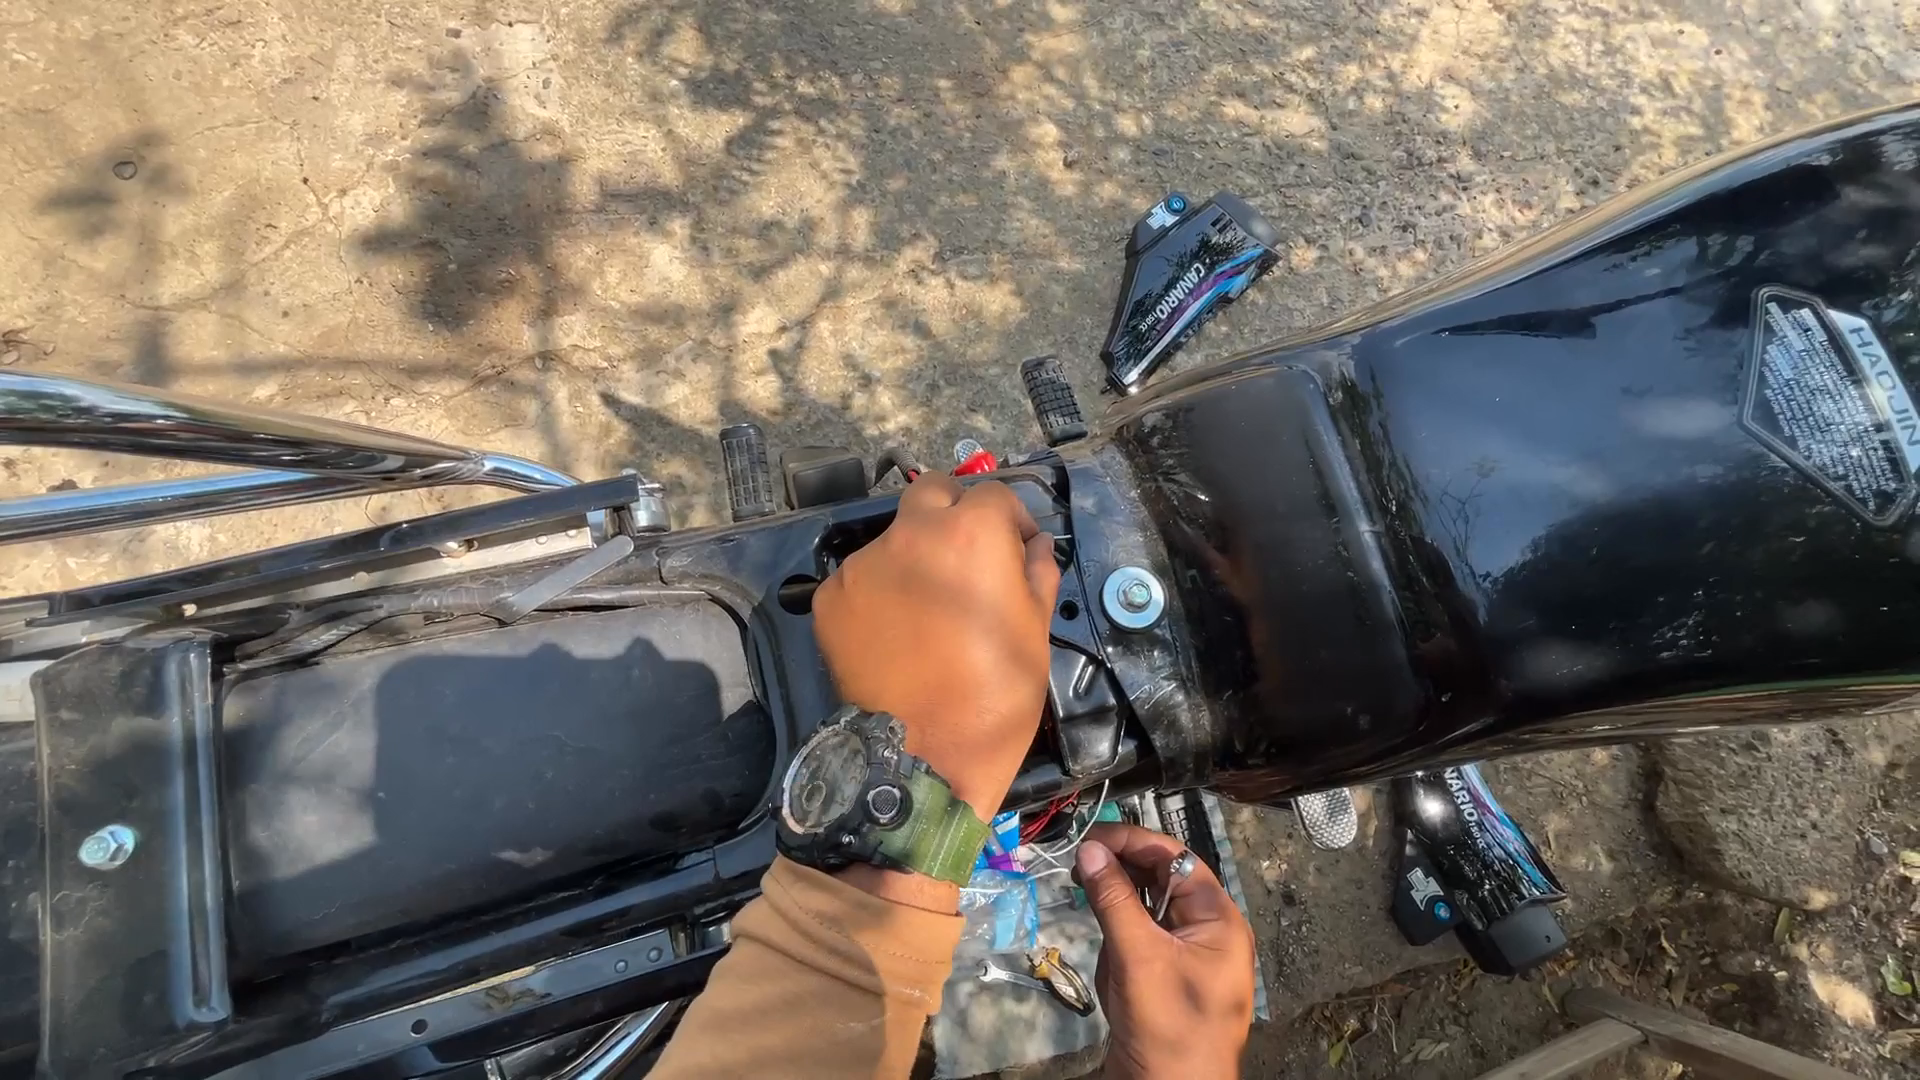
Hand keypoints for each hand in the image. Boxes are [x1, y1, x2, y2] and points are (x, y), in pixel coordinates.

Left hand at [812, 474, 1059, 817]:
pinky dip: (881, 591)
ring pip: (895, 537)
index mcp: (970, 532)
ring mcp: (863, 564)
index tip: (1016, 548)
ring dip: (916, 555)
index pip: (994, 495)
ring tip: (928, 607)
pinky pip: (862, 577)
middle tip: (967, 556)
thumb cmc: (998, 691)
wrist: (925, 757)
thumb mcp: (1037, 628)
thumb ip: (1037, 570)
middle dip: (954, 512)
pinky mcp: (831, 598)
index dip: (1012, 520)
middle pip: (933, 492)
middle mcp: (911, 532)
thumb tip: (1034, 544)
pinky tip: (895, 632)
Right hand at [1074, 823, 1254, 1079]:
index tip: (1091, 839)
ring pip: (1148, 902)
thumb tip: (1089, 848)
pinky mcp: (1168, 972)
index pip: (1174, 858)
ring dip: (1118, 897)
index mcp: (1218, 919)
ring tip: (1086, 892)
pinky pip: (1143, 932)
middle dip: (1121, 868)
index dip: (1133, 841)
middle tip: (1080, 864)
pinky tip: (1103, 932)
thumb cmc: (1167, 1026)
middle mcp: (1207, 929)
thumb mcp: (1138, 957)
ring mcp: (1188, 952)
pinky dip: (1120, 927)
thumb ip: (1113, 898)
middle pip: (1162, 877)